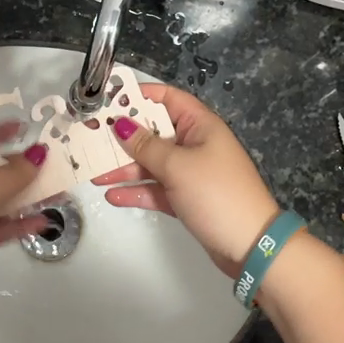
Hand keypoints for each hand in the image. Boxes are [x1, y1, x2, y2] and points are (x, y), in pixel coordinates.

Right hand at [91, 84, 279, 276]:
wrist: (252, 246)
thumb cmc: (216, 193)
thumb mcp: (178, 166)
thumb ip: (146, 146)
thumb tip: (121, 125)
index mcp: (199, 125)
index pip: (167, 98)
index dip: (140, 95)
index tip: (109, 99)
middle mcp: (194, 143)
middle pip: (154, 132)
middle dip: (124, 137)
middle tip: (91, 139)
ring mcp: (191, 172)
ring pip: (152, 163)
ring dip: (125, 168)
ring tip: (94, 174)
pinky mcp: (187, 198)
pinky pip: (157, 188)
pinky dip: (137, 190)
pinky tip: (113, 196)